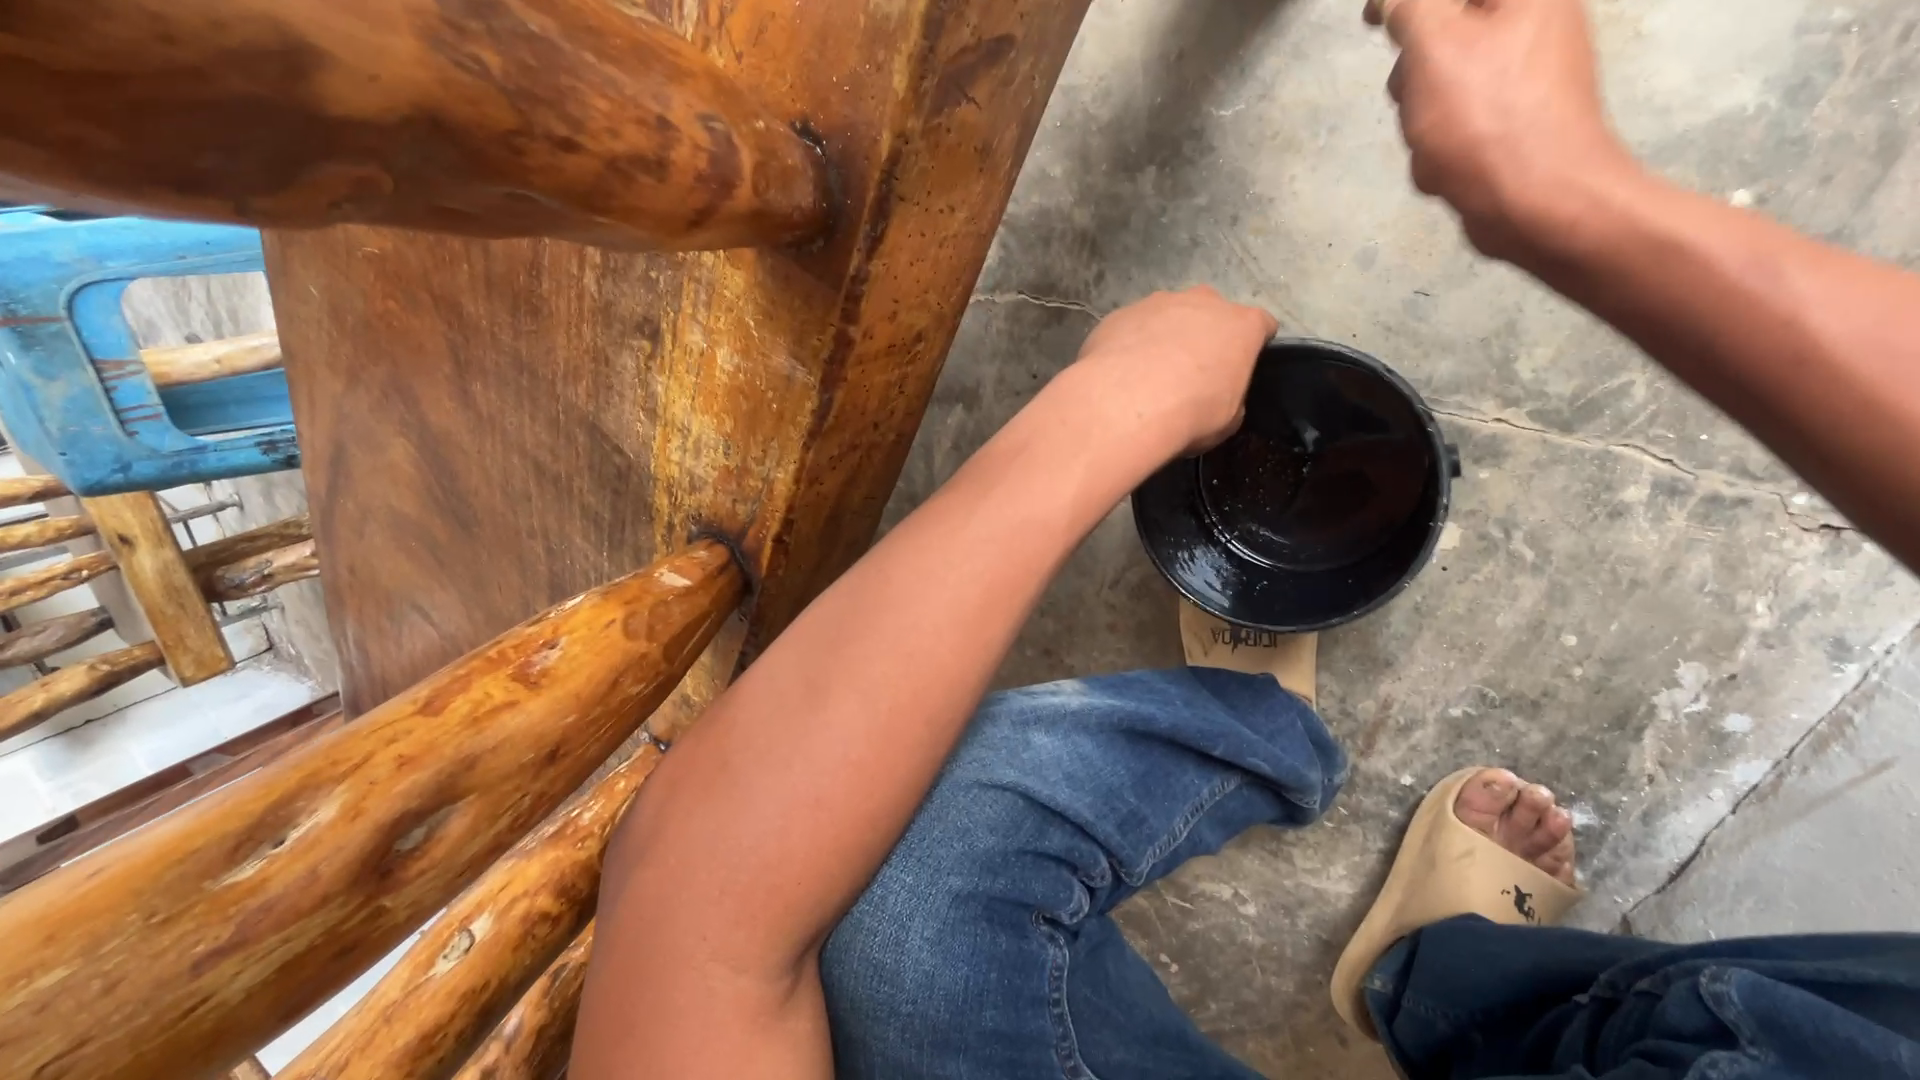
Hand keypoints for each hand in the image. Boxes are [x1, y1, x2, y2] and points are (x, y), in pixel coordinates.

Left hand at [1067, 287, 1278, 455]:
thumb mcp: (1228, 419)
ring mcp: (1158, 303)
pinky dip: (1130, 344)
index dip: (1252, 344)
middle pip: (1211, 313)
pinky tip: (1121, 372)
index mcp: (1241, 325)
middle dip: (1205, 335)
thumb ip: (1231, 396)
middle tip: (1190, 371)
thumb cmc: (1190, 413)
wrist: (1125, 405)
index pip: (1260, 325)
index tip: (1241, 363)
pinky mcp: (1120, 314)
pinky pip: (1132, 327)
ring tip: (1149, 373)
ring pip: (1168, 315)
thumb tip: (1218, 394)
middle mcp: (1202, 302)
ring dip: (1164, 336)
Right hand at [1367, 0, 1638, 259]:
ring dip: (1420, 113)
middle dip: (1414, 68)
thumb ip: (1409, 8)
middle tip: (1413, 92)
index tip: (1373, 19)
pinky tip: (1444, 164)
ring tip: (1428, 139)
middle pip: (1446, 30)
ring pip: (1444, 82)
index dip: (1407, 3)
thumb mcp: (1434, 46)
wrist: (1536, 202)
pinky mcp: (1513, 124)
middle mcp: (1533, 25)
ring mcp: (1524, 79)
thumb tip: (1393, 2)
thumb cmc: (1487, 118)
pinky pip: (1458, 121)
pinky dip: (1440, 143)